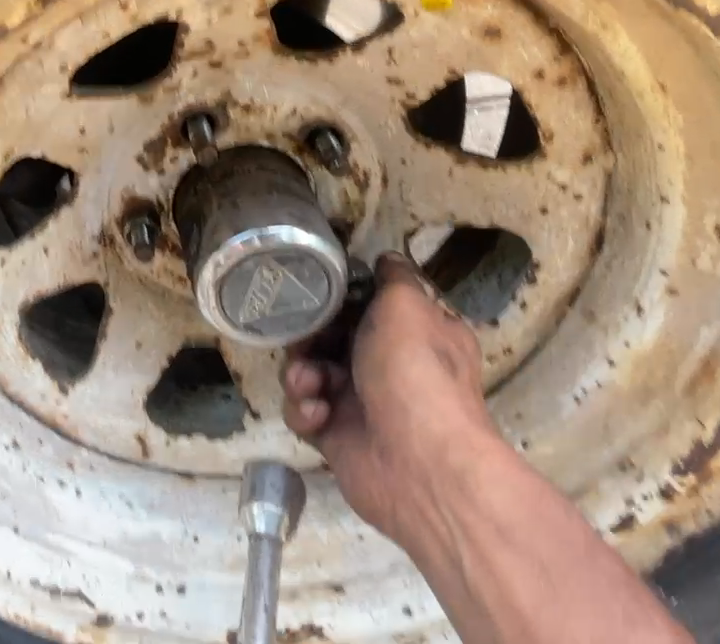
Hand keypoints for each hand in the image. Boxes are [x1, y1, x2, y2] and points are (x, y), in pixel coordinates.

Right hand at [280, 251, 501, 544]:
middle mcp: (390, 367)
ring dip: (301, 373)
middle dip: (310, 337)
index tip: (319, 294)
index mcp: (415, 335)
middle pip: (330, 338)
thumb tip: (388, 257)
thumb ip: (394, 277)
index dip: (340, 300)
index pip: (369, 306)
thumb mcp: (408, 305)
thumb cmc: (415, 372)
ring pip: (311, 373)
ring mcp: (361, 404)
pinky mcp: (336, 437)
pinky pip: (304, 413)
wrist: (417, 462)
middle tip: (303, 339)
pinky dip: (304, 410)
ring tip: (309, 383)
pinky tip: (318, 415)